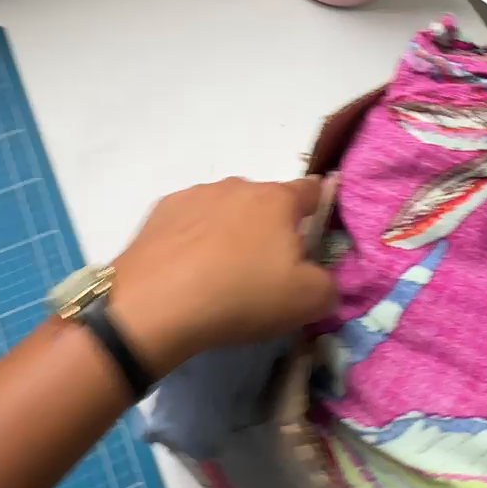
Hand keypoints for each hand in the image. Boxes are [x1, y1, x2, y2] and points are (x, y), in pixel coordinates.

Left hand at [105, 176, 336, 374]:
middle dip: (270, 230)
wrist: (157, 302)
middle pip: (266, 203)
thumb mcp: (307, 301)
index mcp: (277, 200)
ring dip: (230, 232)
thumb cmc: (242, 295)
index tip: (315, 232)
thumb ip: (328, 284)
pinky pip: (191, 220)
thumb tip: (320, 276)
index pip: (311, 191)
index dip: (319, 208)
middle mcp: (238, 186)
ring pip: (226, 209)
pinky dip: (195, 238)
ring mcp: (196, 193)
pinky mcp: (163, 209)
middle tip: (264, 272)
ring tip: (220, 275)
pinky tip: (188, 269)